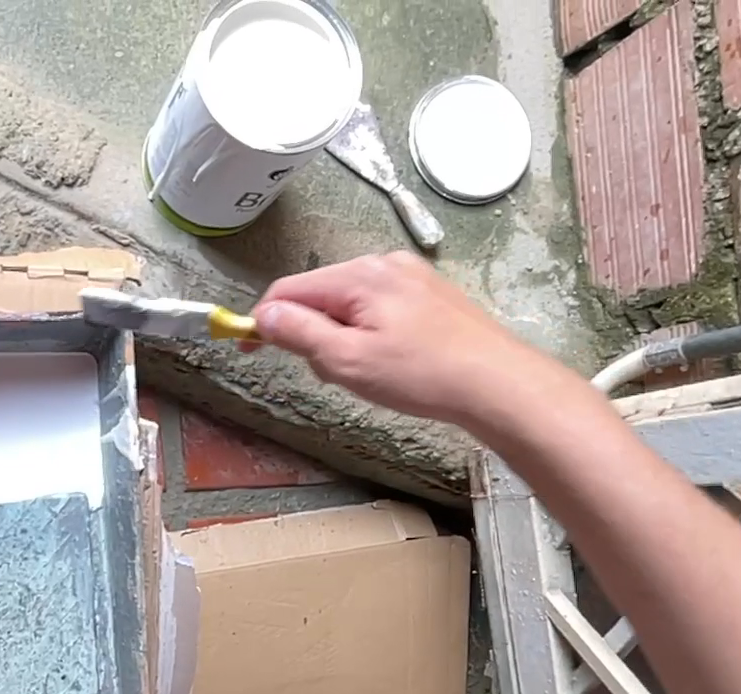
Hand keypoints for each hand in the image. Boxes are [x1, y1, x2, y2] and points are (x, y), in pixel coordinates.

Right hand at [248, 251, 576, 427]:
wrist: (493, 382)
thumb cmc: (418, 374)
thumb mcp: (345, 360)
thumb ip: (298, 333)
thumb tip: (262, 315)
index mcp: (358, 276)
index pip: (287, 290)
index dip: (261, 320)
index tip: (247, 350)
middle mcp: (382, 263)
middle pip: (316, 293)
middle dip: (305, 332)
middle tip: (323, 372)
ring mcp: (408, 275)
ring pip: (344, 302)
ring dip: (334, 335)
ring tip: (359, 370)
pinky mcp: (426, 292)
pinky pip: (373, 306)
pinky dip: (361, 331)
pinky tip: (382, 360)